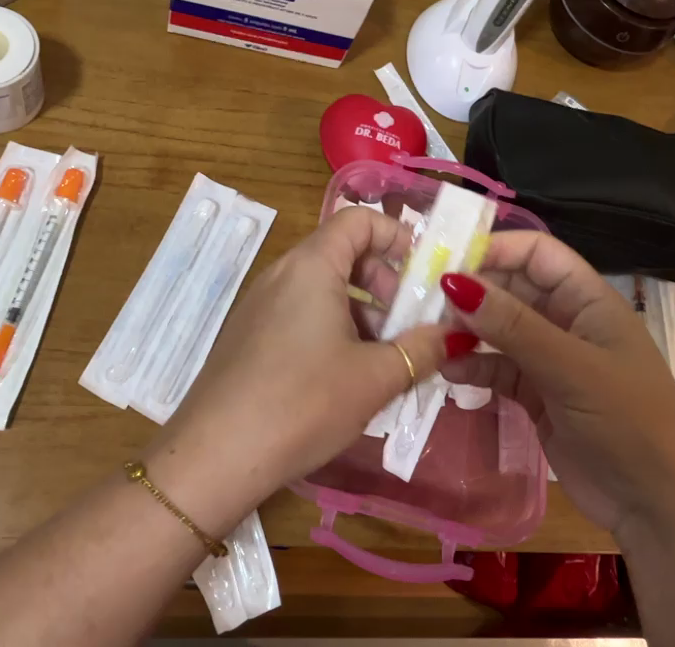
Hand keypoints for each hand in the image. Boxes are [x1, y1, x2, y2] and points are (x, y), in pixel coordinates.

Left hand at [143, 208, 475, 535]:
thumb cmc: (303, 403)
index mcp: (312, 266)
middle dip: (386, 283)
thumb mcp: (375, 378)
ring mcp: (260, 304)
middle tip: (411, 327)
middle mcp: (282, 273)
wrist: (215, 456)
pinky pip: (301, 313)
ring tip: (385, 361)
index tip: (426, 276)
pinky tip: (346, 379)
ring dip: (363, 312)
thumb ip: (423, 349)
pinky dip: (333, 329)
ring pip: (324, 288)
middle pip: (343, 253)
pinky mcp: (249, 335)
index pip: (359, 219)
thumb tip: (459, 334)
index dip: (398, 236)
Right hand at [438, 231, 674, 537]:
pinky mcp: (536, 395)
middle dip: (472, 291)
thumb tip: (454, 282)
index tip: (447, 261)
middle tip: (424, 300)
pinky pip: (497, 368)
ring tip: (429, 335)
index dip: (496, 248)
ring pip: (499, 329)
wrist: (659, 507)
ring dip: (466, 330)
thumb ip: (513, 326)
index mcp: (589, 300)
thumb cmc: (629, 422)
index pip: (537, 253)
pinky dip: (473, 366)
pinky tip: (447, 370)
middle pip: (512, 288)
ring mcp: (551, 359)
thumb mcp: (571, 368)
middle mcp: (568, 321)